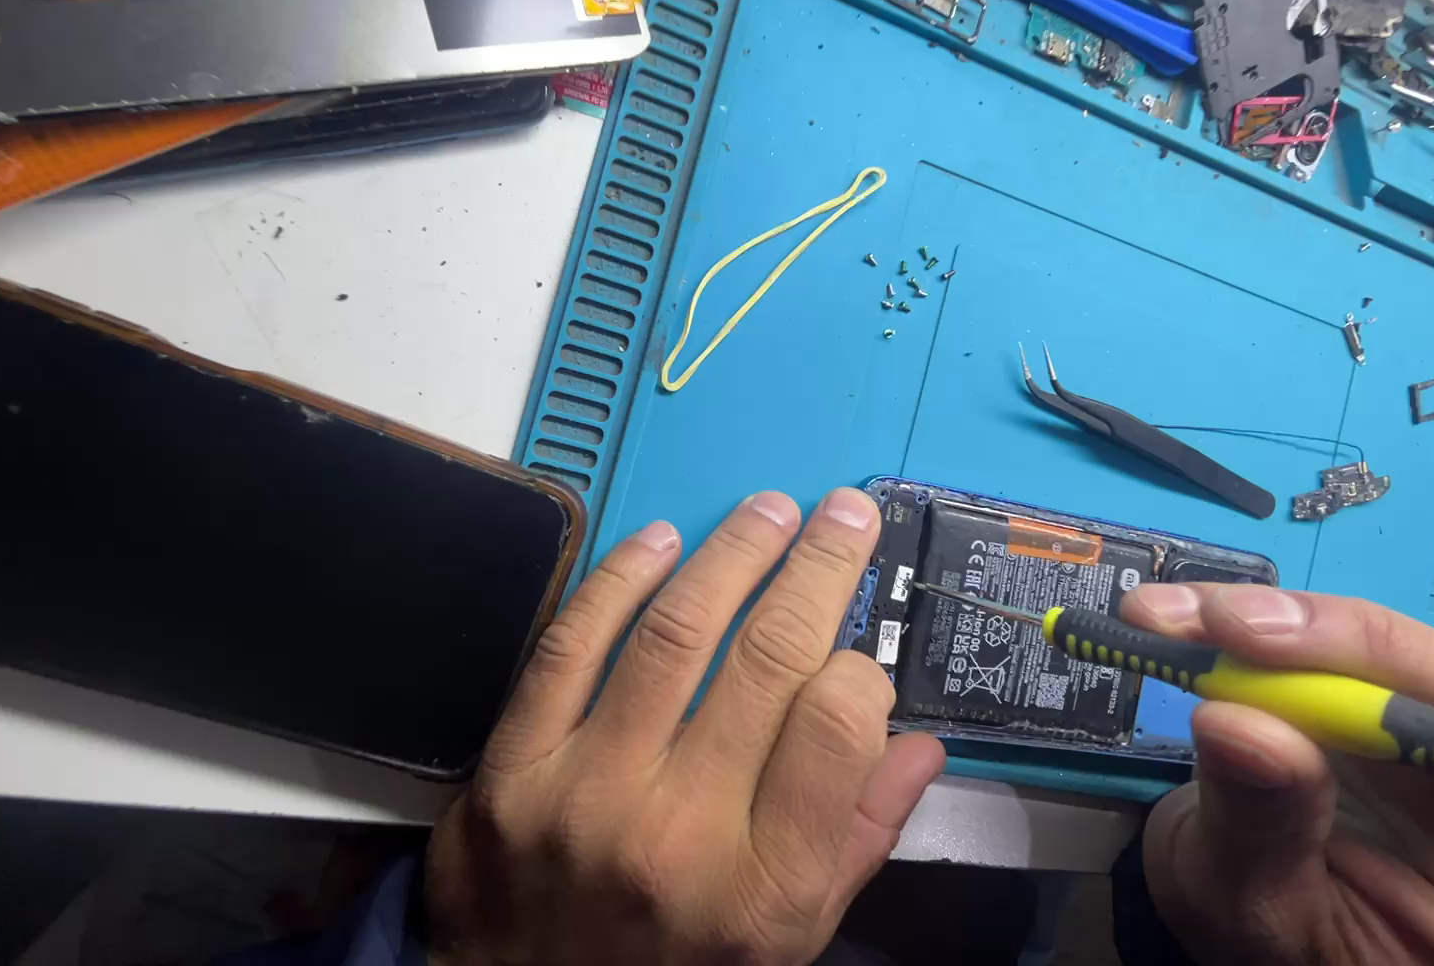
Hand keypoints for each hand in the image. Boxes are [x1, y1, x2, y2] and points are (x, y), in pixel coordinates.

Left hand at [425, 489, 946, 965]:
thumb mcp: (788, 937)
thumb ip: (859, 836)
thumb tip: (920, 741)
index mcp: (764, 884)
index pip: (836, 727)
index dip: (859, 667)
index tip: (856, 651)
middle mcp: (679, 832)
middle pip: (766, 656)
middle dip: (818, 566)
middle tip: (842, 512)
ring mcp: (587, 790)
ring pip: (675, 630)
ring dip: (732, 552)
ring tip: (768, 510)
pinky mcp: (513, 762)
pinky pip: (571, 642)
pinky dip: (621, 576)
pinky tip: (661, 540)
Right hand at [1120, 583, 1433, 965]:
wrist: (1216, 881)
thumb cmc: (1253, 935)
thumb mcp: (1249, 905)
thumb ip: (1263, 831)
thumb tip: (1243, 722)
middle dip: (1363, 652)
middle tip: (1235, 630)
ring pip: (1414, 657)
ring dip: (1291, 626)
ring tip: (1179, 620)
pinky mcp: (1391, 701)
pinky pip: (1348, 645)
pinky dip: (1265, 625)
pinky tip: (1191, 615)